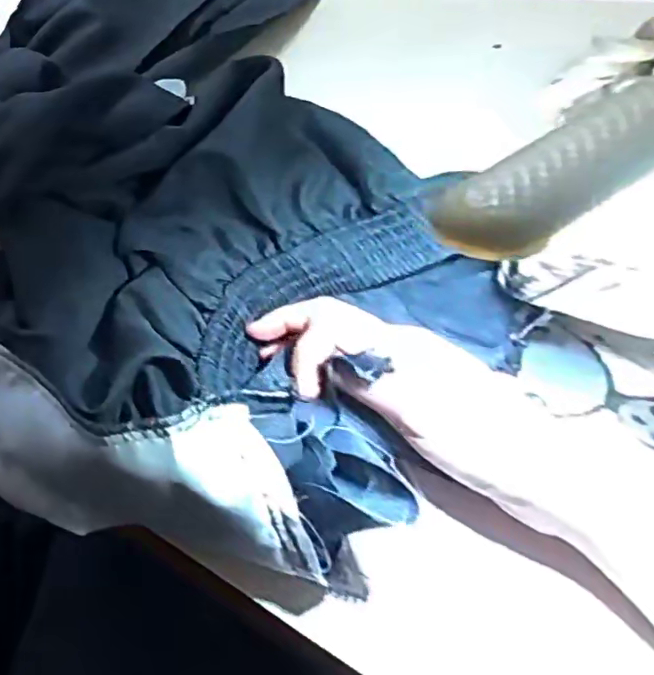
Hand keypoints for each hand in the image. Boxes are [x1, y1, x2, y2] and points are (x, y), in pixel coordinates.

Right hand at [248, 297, 563, 515]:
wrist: (549, 484)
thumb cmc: (484, 444)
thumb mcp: (421, 410)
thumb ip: (366, 378)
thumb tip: (319, 359)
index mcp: (400, 344)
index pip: (330, 321)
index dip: (300, 346)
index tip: (294, 386)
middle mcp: (396, 346)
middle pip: (327, 320)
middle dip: (286, 327)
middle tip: (256, 346)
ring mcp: (399, 366)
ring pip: (333, 339)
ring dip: (297, 345)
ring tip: (273, 364)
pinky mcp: (399, 389)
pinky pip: (344, 361)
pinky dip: (315, 363)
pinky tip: (307, 378)